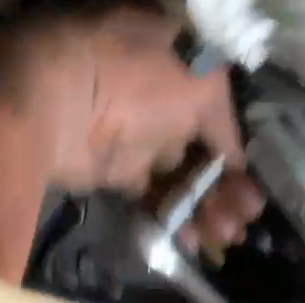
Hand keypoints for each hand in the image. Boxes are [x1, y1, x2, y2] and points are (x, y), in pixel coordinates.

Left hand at [6, 8, 264, 244]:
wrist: (53, 106)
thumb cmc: (133, 80)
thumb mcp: (199, 82)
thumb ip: (225, 121)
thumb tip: (236, 158)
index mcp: (175, 58)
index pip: (218, 109)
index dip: (236, 150)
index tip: (252, 185)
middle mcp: (155, 90)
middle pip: (201, 148)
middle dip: (226, 187)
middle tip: (245, 219)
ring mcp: (132, 130)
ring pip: (180, 175)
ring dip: (207, 207)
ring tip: (227, 235)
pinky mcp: (113, 168)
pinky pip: (153, 196)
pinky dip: (174, 219)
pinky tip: (194, 242)